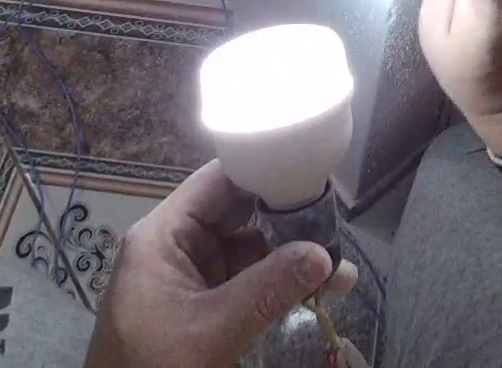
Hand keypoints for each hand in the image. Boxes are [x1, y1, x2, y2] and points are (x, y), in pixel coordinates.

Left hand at [86, 160, 356, 367]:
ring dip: (292, 254)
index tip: (310, 169)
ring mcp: (189, 276)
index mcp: (162, 235)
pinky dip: (281, 281)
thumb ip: (267, 289)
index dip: (262, 168)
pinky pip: (248, 279)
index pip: (218, 180)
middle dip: (288, 216)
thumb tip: (324, 255)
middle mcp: (175, 245)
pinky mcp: (202, 305)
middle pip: (239, 210)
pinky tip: (319, 287)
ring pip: (249, 247)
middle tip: (336, 218)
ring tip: (339, 266)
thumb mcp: (210, 333)